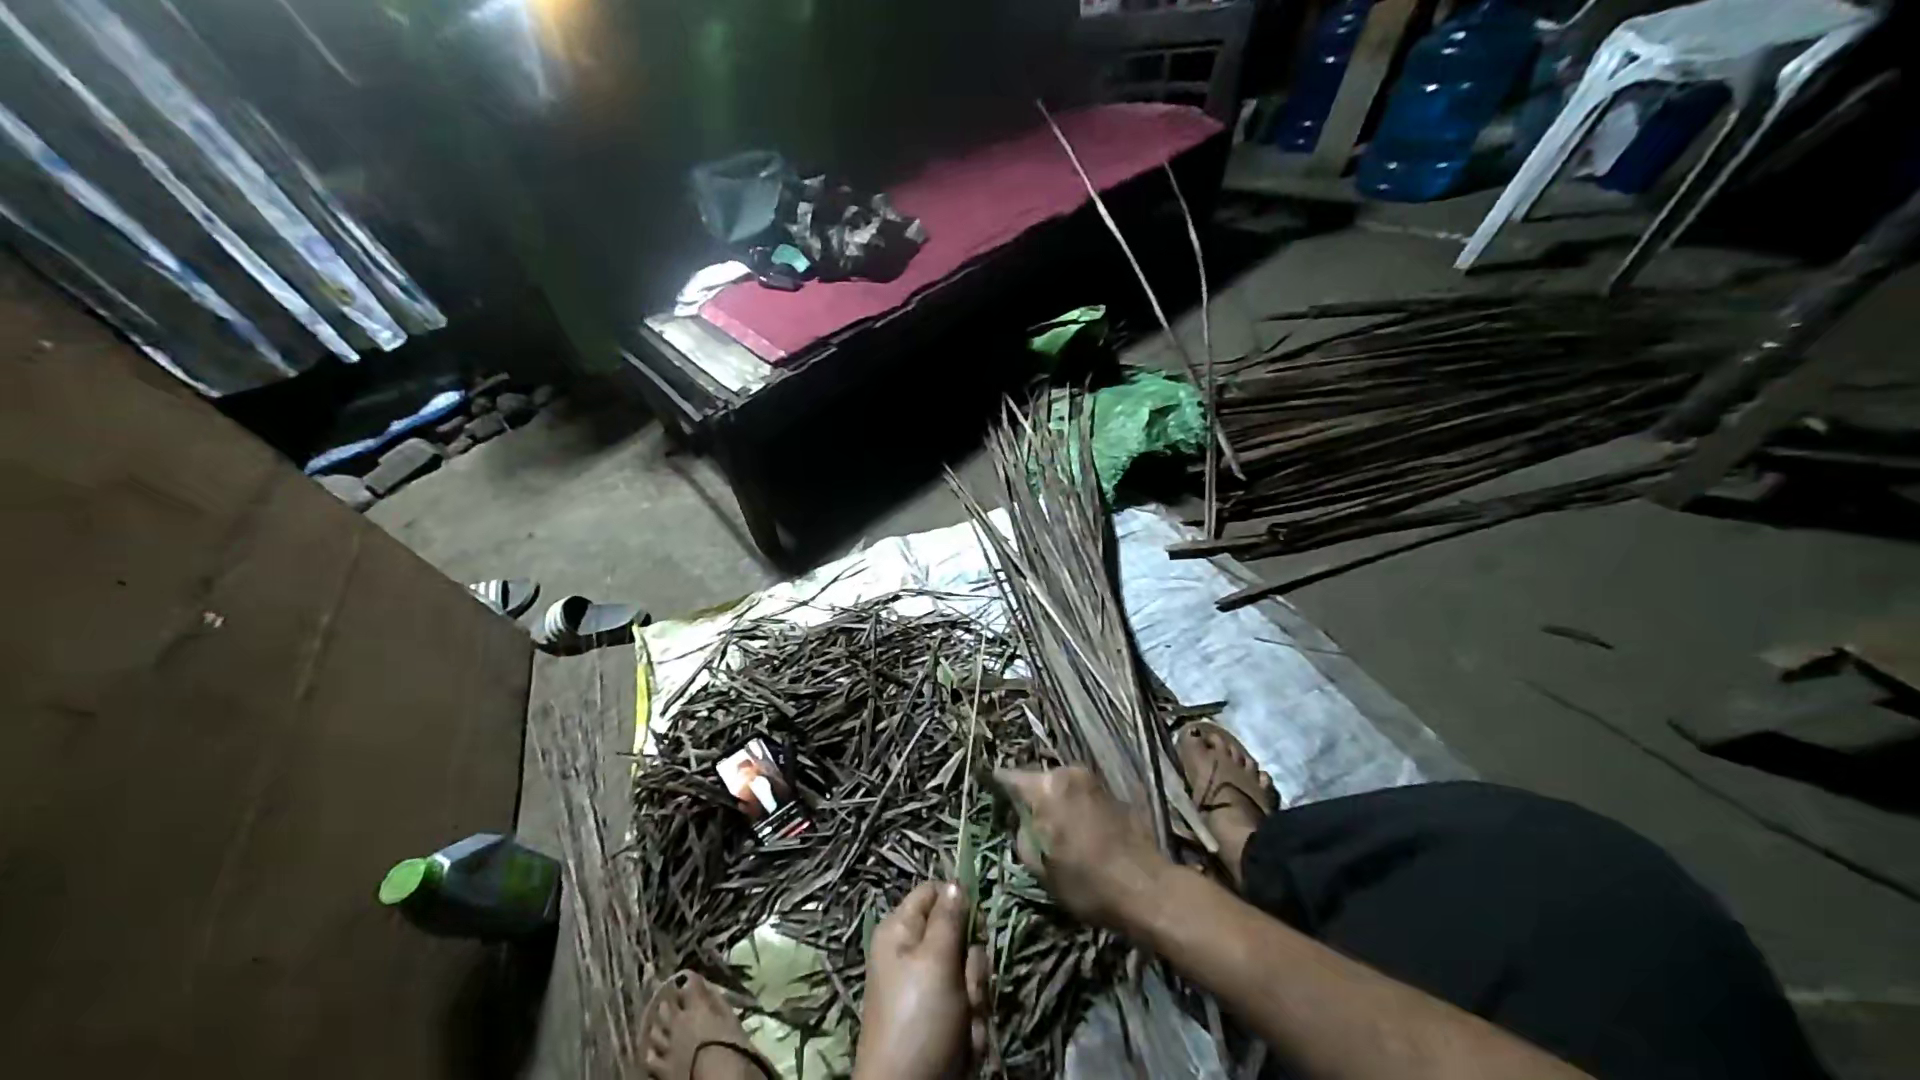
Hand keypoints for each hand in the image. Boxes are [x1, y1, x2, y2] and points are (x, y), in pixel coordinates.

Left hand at [855, 881, 987, 1079]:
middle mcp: (915, 953)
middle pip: (962, 934)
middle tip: (964, 985)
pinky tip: (964, 1042)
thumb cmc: (918, 1019)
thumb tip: (956, 881)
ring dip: (975, 997)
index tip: (975, 921)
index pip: (935, 892)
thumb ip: (950, 918)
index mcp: (901, 931)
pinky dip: (973, 1024)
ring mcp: (931, 987)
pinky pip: (972, 1005)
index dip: (958, 901)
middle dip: (972, 963)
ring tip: (962, 1021)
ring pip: (973, 972)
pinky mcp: (945, 1017)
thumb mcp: (935, 960)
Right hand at [993, 766, 1175, 931]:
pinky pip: (1080, 794)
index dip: (996, 786)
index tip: (988, 793)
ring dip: (1053, 802)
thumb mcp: (1039, 867)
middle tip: (1021, 821)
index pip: (1009, 777)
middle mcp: (1068, 773)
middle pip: (1037, 780)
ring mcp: (1093, 780)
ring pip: (1060, 787)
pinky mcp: (1112, 792)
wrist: (1146, 889)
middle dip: (1029, 798)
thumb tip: (1021, 823)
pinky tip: (1075, 831)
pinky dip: (1073, 807)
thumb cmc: (1087, 882)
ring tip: (1050, 829)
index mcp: (1046, 788)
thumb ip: (1021, 836)